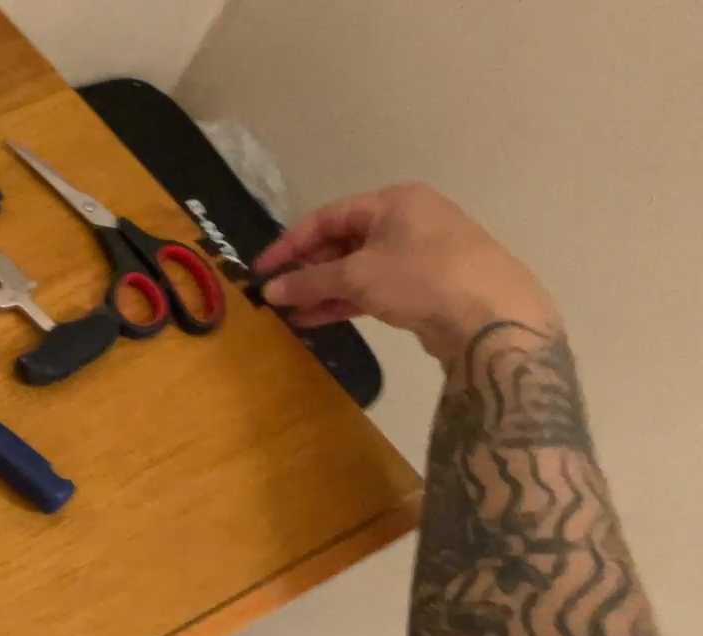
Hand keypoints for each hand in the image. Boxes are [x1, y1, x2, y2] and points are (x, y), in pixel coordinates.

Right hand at [257, 183, 558, 365]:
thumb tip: (269, 290)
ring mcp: (415, 252)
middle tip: (276, 293)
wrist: (488, 312)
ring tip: (289, 311)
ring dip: (318, 289)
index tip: (260, 269)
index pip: (325, 218)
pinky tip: (313, 318)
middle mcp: (405, 220)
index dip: (287, 244)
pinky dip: (340, 300)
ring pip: (352, 268)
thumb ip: (307, 281)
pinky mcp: (420, 282)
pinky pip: (369, 286)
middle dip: (304, 270)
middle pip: (339, 242)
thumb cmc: (419, 276)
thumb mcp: (354, 276)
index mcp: (393, 203)